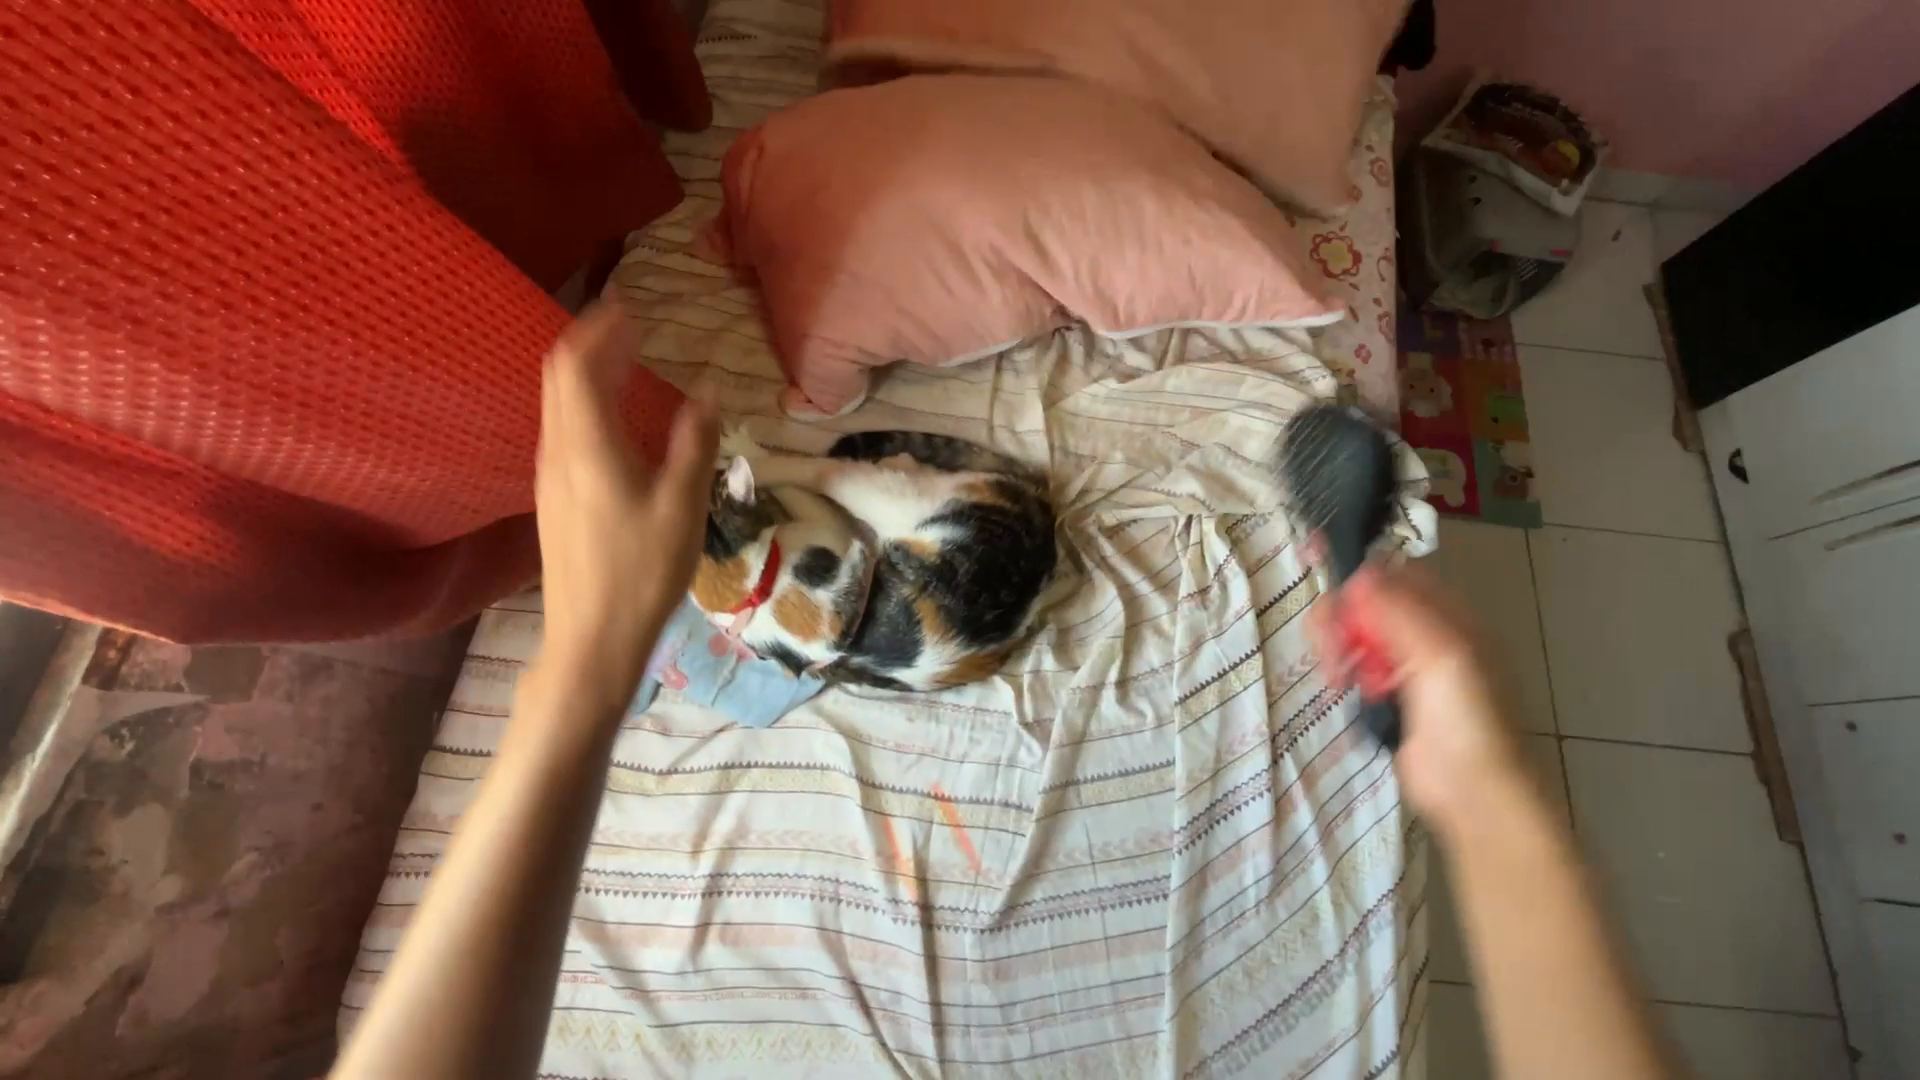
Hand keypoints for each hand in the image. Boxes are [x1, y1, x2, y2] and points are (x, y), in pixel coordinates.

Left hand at [534, 303, 718, 695]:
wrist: (593, 636)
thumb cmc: (643, 571)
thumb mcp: (682, 507)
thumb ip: (695, 444)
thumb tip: (708, 393)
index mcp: (588, 447)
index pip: (578, 365)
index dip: (600, 329)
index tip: (628, 305)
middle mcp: (558, 452)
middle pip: (560, 378)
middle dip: (590, 343)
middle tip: (628, 325)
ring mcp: (551, 477)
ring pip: (559, 405)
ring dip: (589, 374)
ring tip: (628, 362)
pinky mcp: (556, 499)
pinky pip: (565, 430)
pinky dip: (587, 405)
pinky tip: (619, 421)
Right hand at [1310, 563, 1528, 832]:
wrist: (1475, 791)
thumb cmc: (1467, 721)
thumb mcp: (1441, 656)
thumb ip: (1399, 612)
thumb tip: (1360, 574)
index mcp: (1449, 617)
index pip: (1396, 573)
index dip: (1357, 568)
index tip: (1313, 562)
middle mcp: (1427, 634)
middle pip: (1366, 602)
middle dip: (1341, 618)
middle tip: (1332, 647)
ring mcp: (1406, 665)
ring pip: (1355, 633)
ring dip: (1338, 647)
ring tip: (1339, 676)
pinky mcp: (1387, 694)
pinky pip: (1354, 665)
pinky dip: (1343, 670)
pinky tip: (1346, 688)